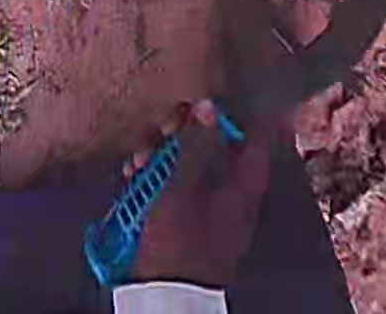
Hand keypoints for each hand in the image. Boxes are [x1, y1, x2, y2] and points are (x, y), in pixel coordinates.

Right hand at [130, 101, 272, 288]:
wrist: (162, 296)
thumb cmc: (181, 238)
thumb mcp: (186, 184)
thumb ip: (197, 143)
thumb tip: (207, 104)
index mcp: (244, 186)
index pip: (253, 137)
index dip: (238, 111)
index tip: (216, 91)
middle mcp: (229, 192)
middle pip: (214, 144)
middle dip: (184, 130)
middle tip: (163, 127)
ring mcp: (205, 204)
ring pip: (187, 159)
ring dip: (161, 152)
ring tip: (140, 158)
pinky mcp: (182, 214)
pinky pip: (172, 181)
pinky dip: (154, 174)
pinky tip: (132, 174)